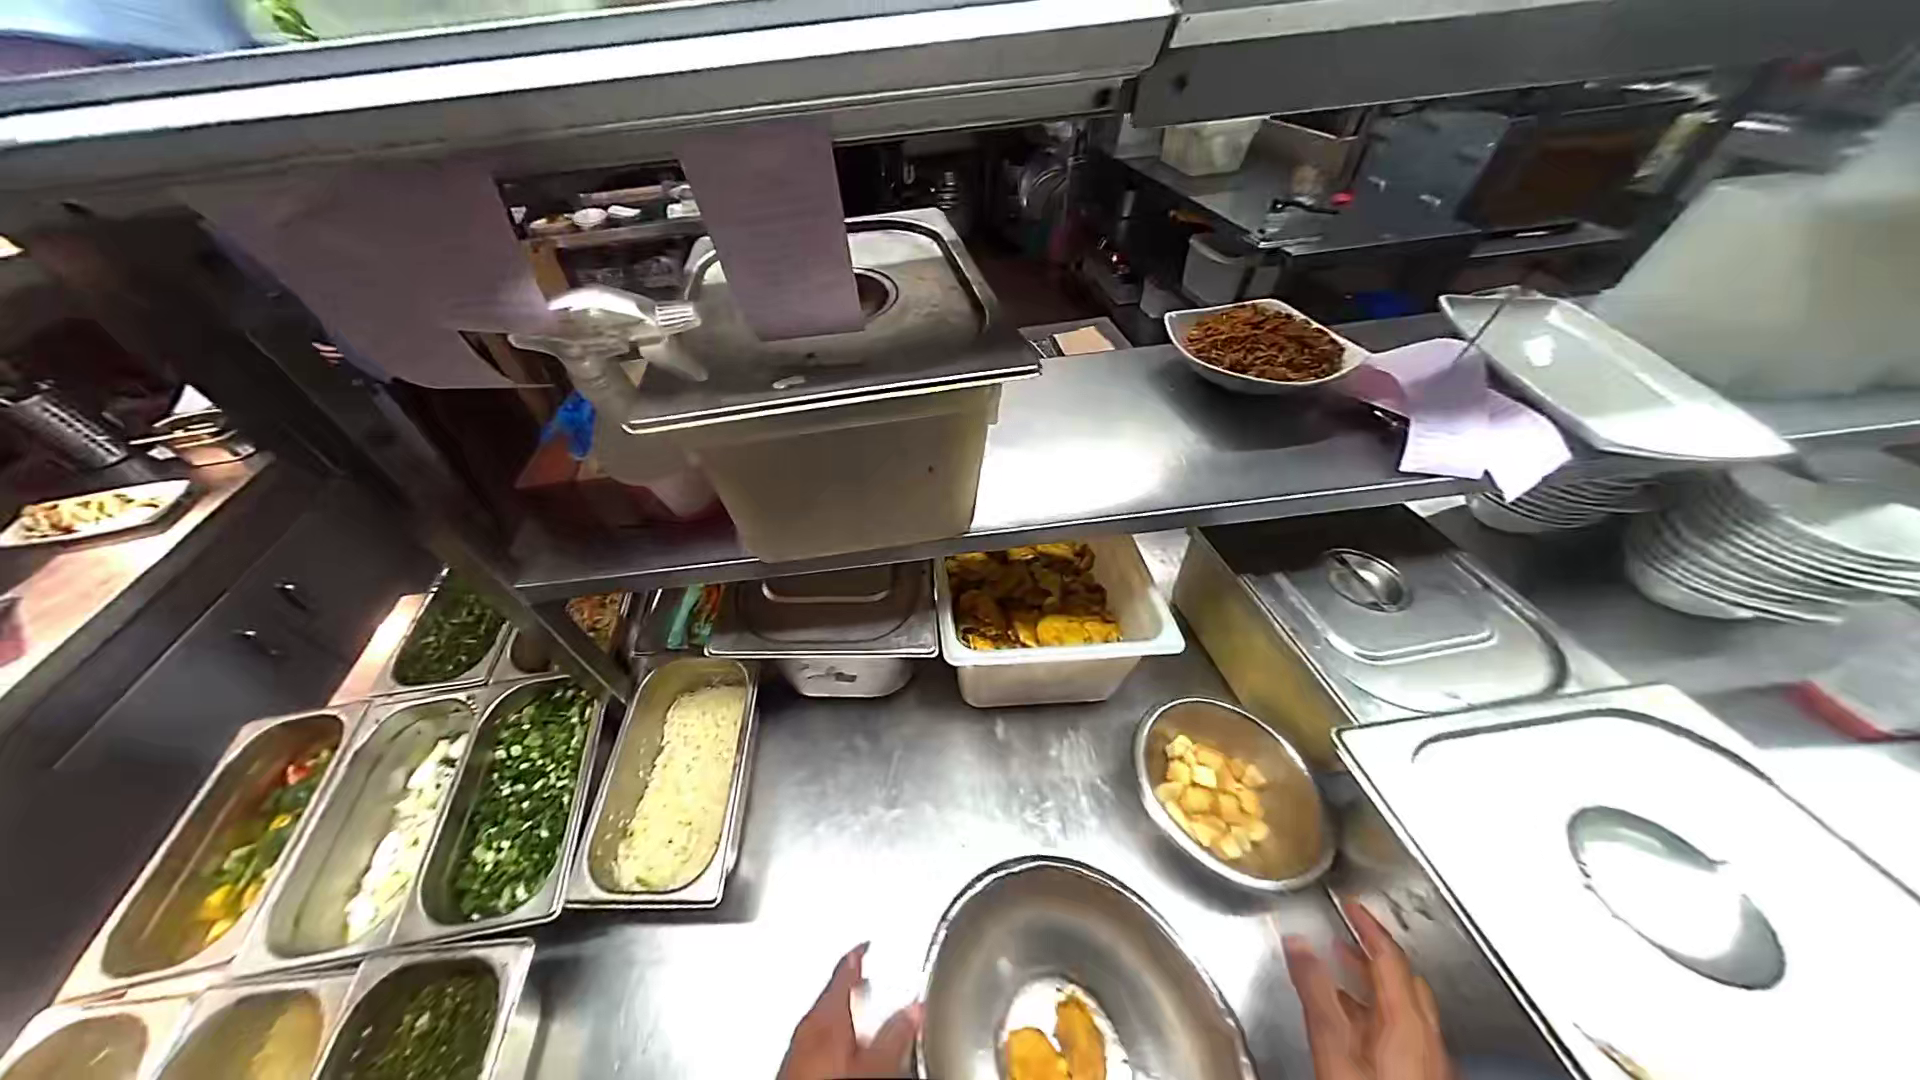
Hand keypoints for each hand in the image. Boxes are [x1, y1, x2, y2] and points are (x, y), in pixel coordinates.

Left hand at [778, 943, 921, 1079]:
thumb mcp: (873, 1064)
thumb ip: (895, 1032)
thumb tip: (915, 1008)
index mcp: (825, 1013)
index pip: (846, 966)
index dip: (863, 953)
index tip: (873, 943)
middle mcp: (808, 1028)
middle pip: (840, 995)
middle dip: (864, 992)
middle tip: (886, 987)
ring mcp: (800, 1053)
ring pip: (834, 1023)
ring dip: (857, 1021)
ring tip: (878, 1026)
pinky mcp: (798, 1073)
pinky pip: (826, 1046)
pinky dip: (845, 1044)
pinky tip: (857, 1059)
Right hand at [1285, 900, 1452, 1079]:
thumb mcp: (1330, 1044)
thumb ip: (1314, 989)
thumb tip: (1298, 942)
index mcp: (1406, 1023)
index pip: (1391, 959)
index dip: (1370, 927)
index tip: (1351, 905)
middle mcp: (1427, 1041)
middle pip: (1407, 982)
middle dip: (1375, 952)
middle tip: (1347, 934)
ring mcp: (1429, 1065)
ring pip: (1409, 1008)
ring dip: (1376, 982)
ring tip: (1343, 971)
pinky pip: (1406, 1031)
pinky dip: (1380, 1010)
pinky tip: (1356, 1021)